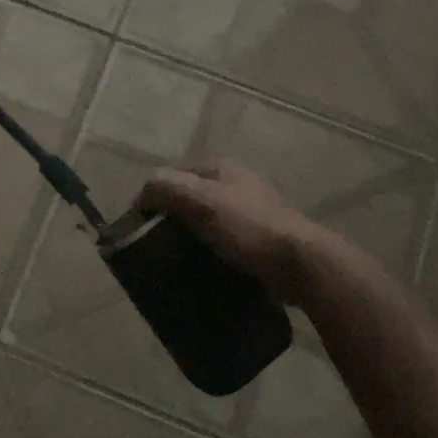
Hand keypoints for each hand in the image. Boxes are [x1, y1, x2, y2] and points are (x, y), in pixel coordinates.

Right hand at [136, 163, 322, 302]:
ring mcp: (249, 213)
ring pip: (203, 222)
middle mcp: (236, 185)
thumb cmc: (249, 228)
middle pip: (188, 198)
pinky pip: (219, 243)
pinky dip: (205, 253)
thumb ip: (167, 188)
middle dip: (169, 219)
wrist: (298, 264)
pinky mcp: (256, 241)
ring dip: (186, 239)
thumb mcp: (202, 201)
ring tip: (171, 261)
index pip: (173, 174)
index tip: (138, 225)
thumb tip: (140, 195)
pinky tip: (197, 269)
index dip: (153, 196)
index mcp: (222, 168)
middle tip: (152, 246)